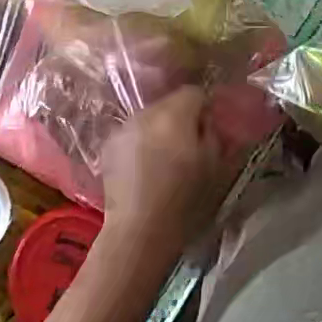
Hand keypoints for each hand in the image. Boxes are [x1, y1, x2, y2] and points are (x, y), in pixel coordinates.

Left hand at [100, 86, 242, 253]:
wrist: (139, 229)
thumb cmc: (184, 199)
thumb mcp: (214, 165)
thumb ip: (213, 132)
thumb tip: (208, 120)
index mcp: (174, 115)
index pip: (194, 92)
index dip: (205, 108)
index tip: (209, 128)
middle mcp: (145, 113)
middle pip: (169, 103)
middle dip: (181, 118)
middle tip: (189, 145)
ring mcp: (123, 127)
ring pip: (149, 117)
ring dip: (159, 130)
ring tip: (165, 158)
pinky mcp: (108, 144)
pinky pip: (132, 133)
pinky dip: (141, 142)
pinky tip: (144, 167)